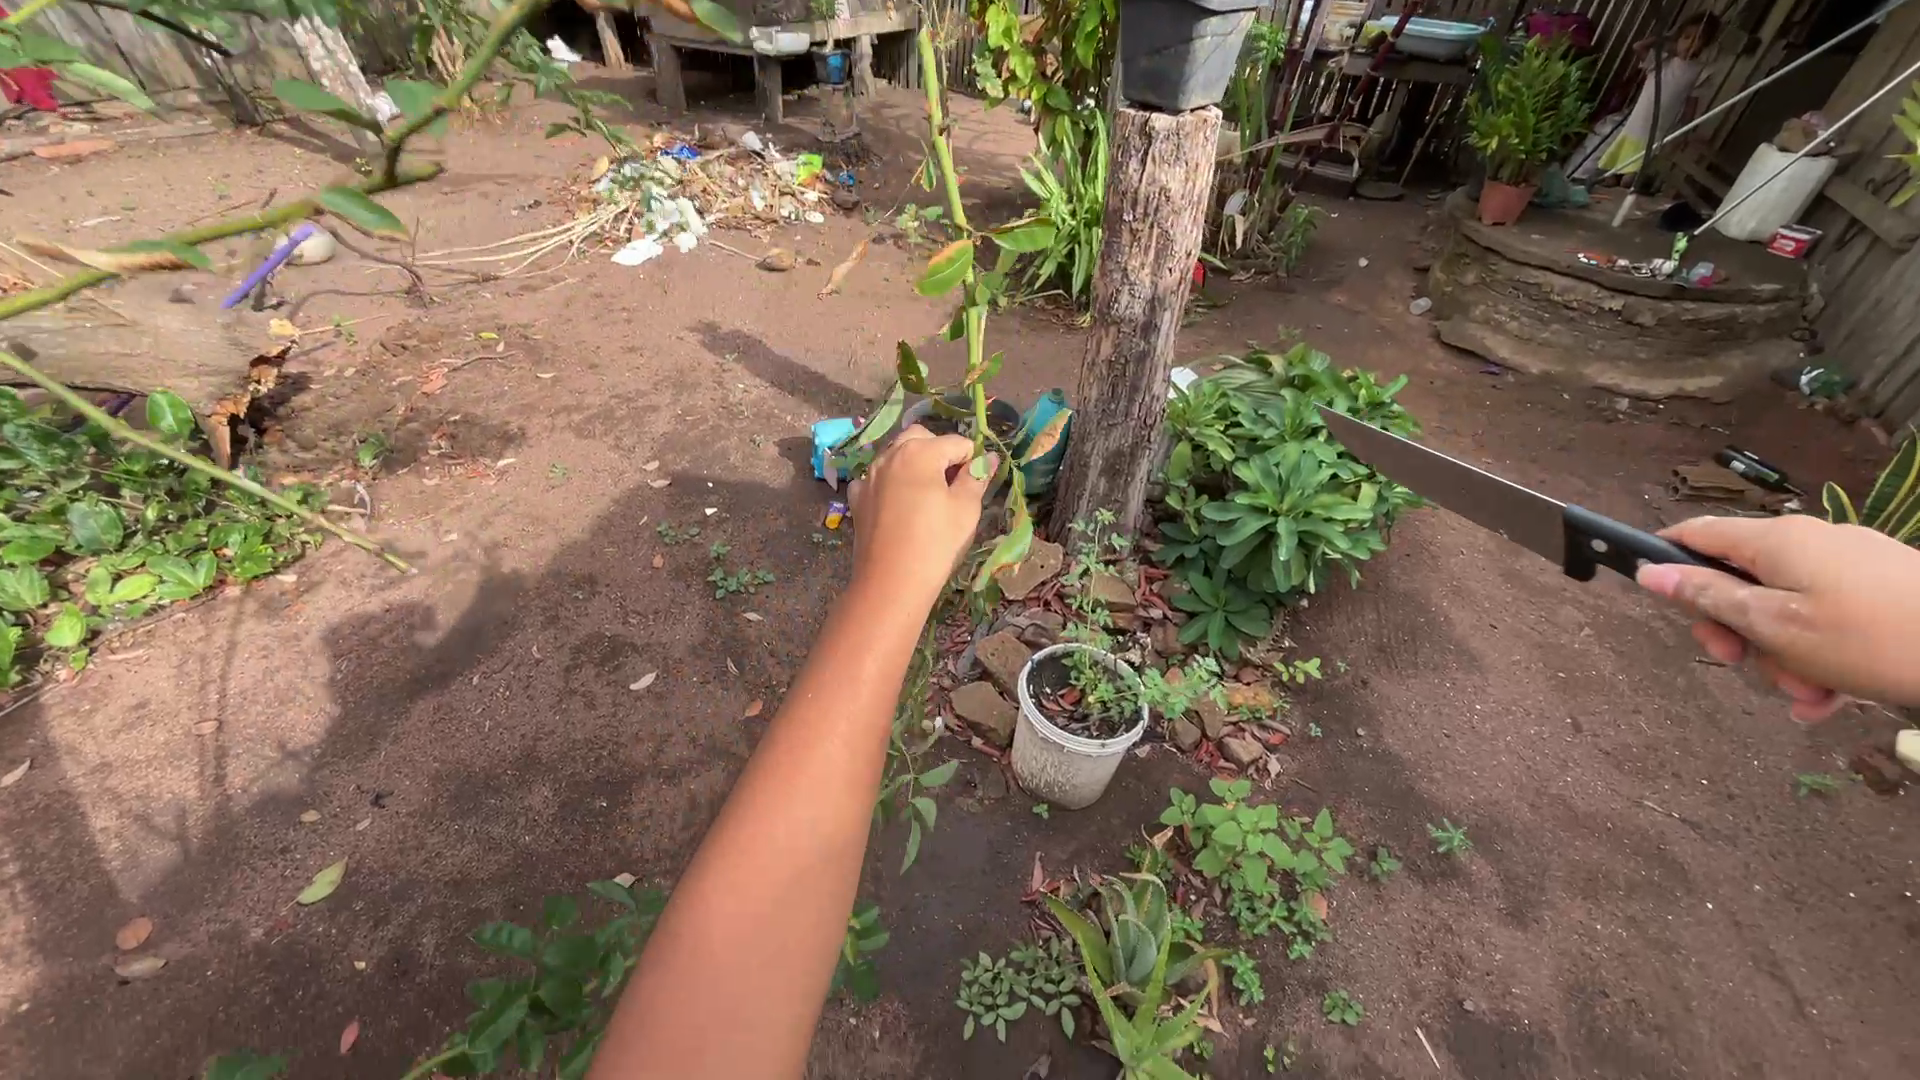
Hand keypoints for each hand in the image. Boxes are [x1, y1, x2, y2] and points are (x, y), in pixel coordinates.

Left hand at [848, 426, 990, 602]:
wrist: (891, 582)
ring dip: (914, 464)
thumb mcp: (966, 509)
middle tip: (953, 483)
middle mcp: (890, 455)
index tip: (977, 483)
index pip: (956, 442)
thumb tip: (987, 458)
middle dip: (940, 452)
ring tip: (928, 494)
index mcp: (920, 452)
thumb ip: (976, 477)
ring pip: (895, 455)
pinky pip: (876, 479)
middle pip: (921, 439)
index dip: (972, 460)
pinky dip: (889, 482)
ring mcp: (869, 476)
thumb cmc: (936, 543)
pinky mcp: (857, 498)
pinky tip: (898, 504)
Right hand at [1635, 514, 1919, 720]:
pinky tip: (1828, 696)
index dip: (1664, 559)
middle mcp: (1811, 542)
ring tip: (1803, 695)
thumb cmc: (1872, 638)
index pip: (1694, 533)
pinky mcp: (1888, 591)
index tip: (1657, 598)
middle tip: (1735, 663)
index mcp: (1776, 541)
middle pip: (1738, 578)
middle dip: (1731, 627)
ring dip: (1778, 653)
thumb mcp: (1772, 623)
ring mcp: (1855, 565)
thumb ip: (1706, 596)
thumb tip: (1651, 571)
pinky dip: (1817, 653)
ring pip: (1783, 606)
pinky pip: (1827, 617)